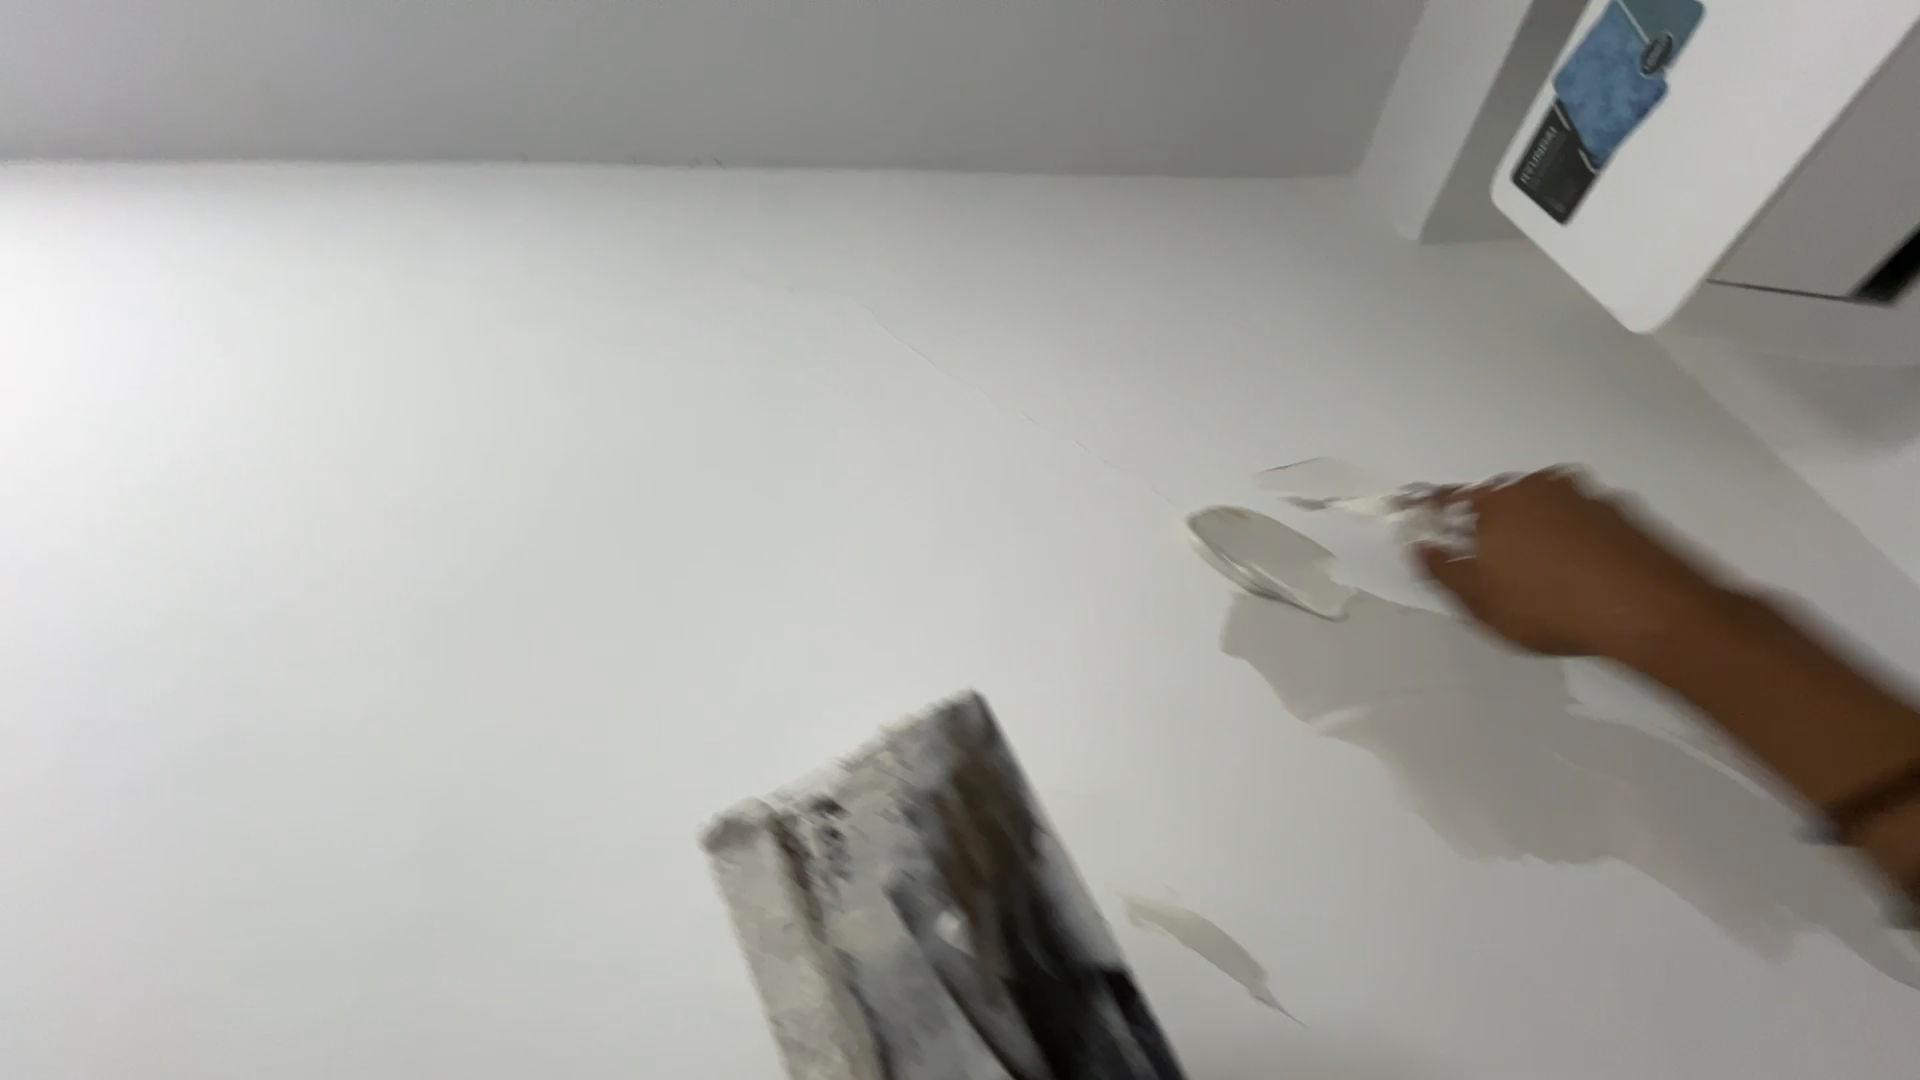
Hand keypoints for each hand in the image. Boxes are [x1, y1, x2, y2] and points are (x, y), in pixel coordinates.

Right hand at [1413, 468, 1730, 661]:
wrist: (1658, 615)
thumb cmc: (1550, 607)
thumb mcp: (1478, 600)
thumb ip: (1442, 570)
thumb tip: (1421, 546)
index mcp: (1498, 502)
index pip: (1447, 499)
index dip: (1425, 507)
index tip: (1407, 509)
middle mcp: (1542, 488)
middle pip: (1499, 502)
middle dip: (1486, 525)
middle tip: (1483, 562)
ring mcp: (1590, 499)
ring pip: (1543, 512)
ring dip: (1531, 533)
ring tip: (1535, 575)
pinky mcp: (1628, 519)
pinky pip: (1580, 525)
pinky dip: (1569, 542)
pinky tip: (1575, 576)